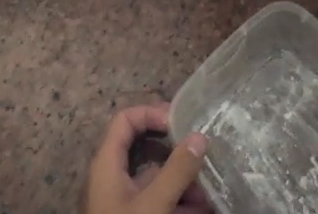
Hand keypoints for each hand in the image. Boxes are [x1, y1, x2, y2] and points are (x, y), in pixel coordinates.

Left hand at [84, 104, 210, 213]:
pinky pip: (157, 202)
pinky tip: (202, 208)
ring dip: (183, 181)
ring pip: (155, 179)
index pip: (125, 120)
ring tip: (210, 189)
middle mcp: (112, 178)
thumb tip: (200, 136)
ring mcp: (122, 202)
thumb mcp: (154, 204)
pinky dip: (178, 202)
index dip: (151, 113)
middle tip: (203, 155)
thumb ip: (177, 170)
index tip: (180, 122)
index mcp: (107, 164)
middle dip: (177, 153)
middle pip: (145, 150)